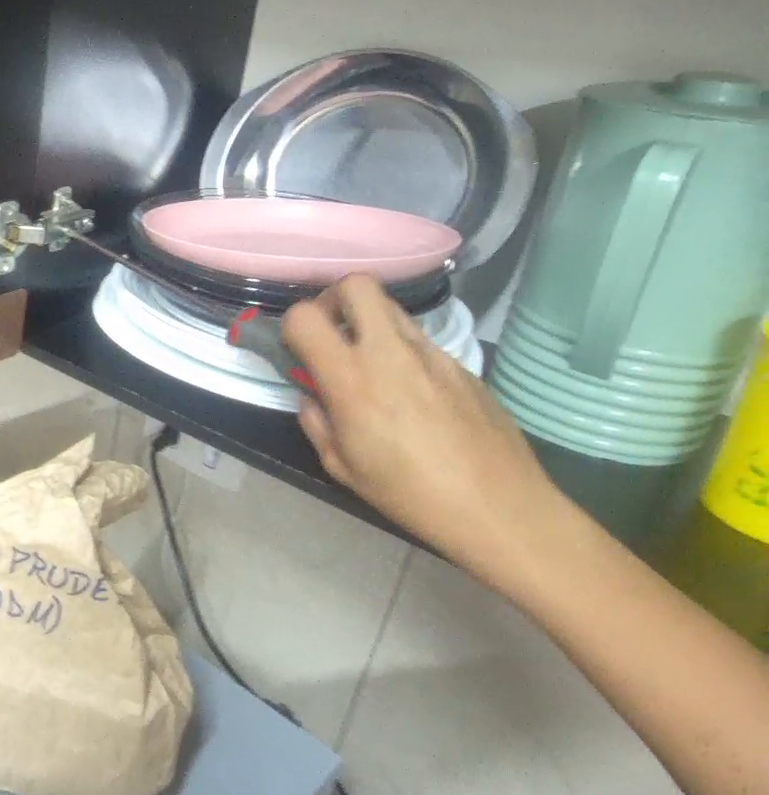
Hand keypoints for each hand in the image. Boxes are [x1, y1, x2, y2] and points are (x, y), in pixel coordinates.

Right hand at [281, 274, 560, 579]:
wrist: (501, 509)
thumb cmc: (409, 493)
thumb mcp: (339, 465)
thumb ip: (316, 420)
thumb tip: (314, 396)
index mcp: (351, 378)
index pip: (304, 316)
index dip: (292, 325)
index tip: (298, 350)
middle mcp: (391, 353)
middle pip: (358, 286)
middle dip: (334, 299)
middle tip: (331, 333)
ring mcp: (433, 355)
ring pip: (391, 309)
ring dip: (369, 323)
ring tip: (369, 364)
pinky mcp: (464, 366)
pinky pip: (421, 343)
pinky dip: (403, 354)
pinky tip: (412, 396)